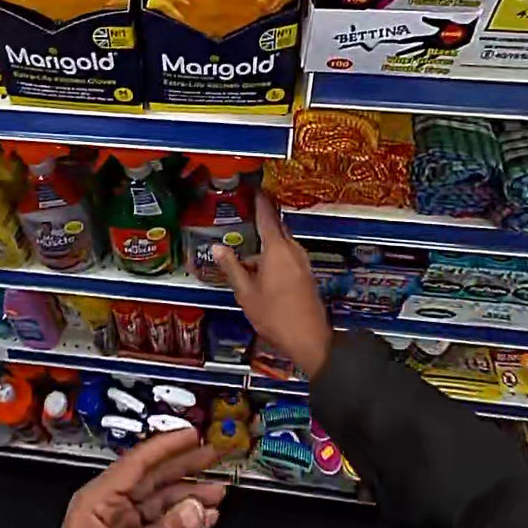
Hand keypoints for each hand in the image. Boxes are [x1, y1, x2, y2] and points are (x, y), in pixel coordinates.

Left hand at [34, 427, 224, 527]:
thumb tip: (194, 509)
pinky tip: (202, 520)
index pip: (137, 462)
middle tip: (212, 456)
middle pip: (152, 479)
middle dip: (185, 468)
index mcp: (94, 505)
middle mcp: (104, 513)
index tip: (193, 435)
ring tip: (216, 491)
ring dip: (189, 499)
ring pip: (159, 504)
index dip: (168, 445)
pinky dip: (182, 525)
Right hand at [215, 193, 334, 378]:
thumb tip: (217, 248)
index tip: (254, 188)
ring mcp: (302, 262)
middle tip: (245, 217)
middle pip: (276, 228)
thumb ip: (232, 267)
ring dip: (265, 246)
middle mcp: (292, 250)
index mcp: (277, 249)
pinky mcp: (306, 274)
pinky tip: (260, 272)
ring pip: (281, 245)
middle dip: (261, 222)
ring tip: (246, 254)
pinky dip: (273, 257)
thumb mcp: (246, 292)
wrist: (309, 339)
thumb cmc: (275, 315)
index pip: (267, 216)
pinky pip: (287, 257)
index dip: (259, 201)